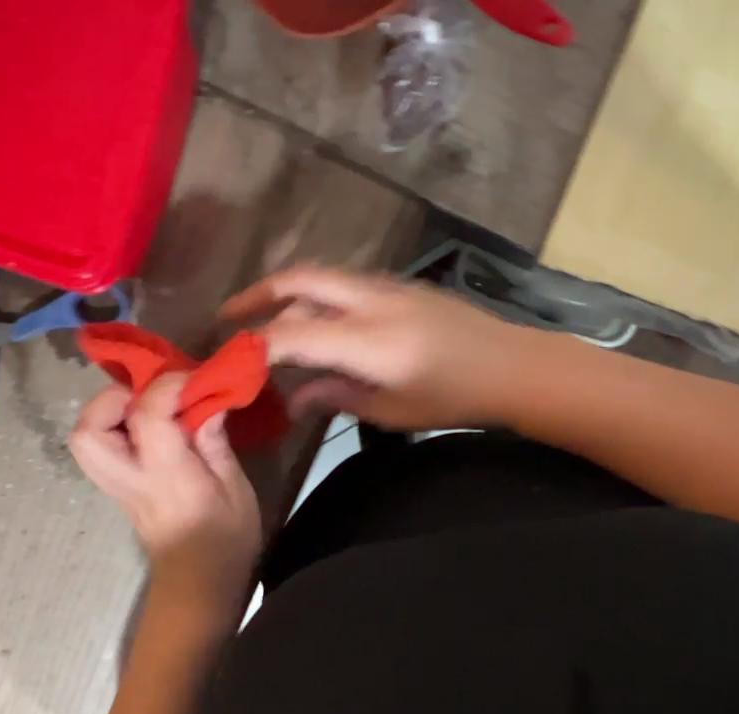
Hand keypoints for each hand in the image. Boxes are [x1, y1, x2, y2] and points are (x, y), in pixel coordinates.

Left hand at [69, 374, 260, 608]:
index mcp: (166, 477)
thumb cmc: (226, 541)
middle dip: (112, 399)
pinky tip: (147, 427)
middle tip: (149, 392)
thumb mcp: (236, 489)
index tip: (192, 377)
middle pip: (88, 431)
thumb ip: (215, 442)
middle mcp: (130, 479)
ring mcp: (117, 487)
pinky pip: (100, 449)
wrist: (200, 586)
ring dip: (108, 413)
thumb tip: (207, 400)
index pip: (147, 416)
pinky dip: (115, 428)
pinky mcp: (118, 491)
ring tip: (145, 407)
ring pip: (83, 440)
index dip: (166, 385)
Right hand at [220, 266, 538, 430]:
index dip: (253, 346)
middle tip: (228, 318)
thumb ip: (336, 397)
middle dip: (257, 296)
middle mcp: (371, 301)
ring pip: (322, 277)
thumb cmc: (452, 399)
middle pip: (300, 280)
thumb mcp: (391, 411)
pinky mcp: (399, 286)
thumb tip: (294, 398)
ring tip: (265, 323)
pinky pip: (345, 283)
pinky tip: (314, 322)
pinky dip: (317, 296)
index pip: (292, 335)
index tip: (227, 359)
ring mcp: (387, 286)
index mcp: (367, 340)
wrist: (511, 366)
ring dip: (287, 294)